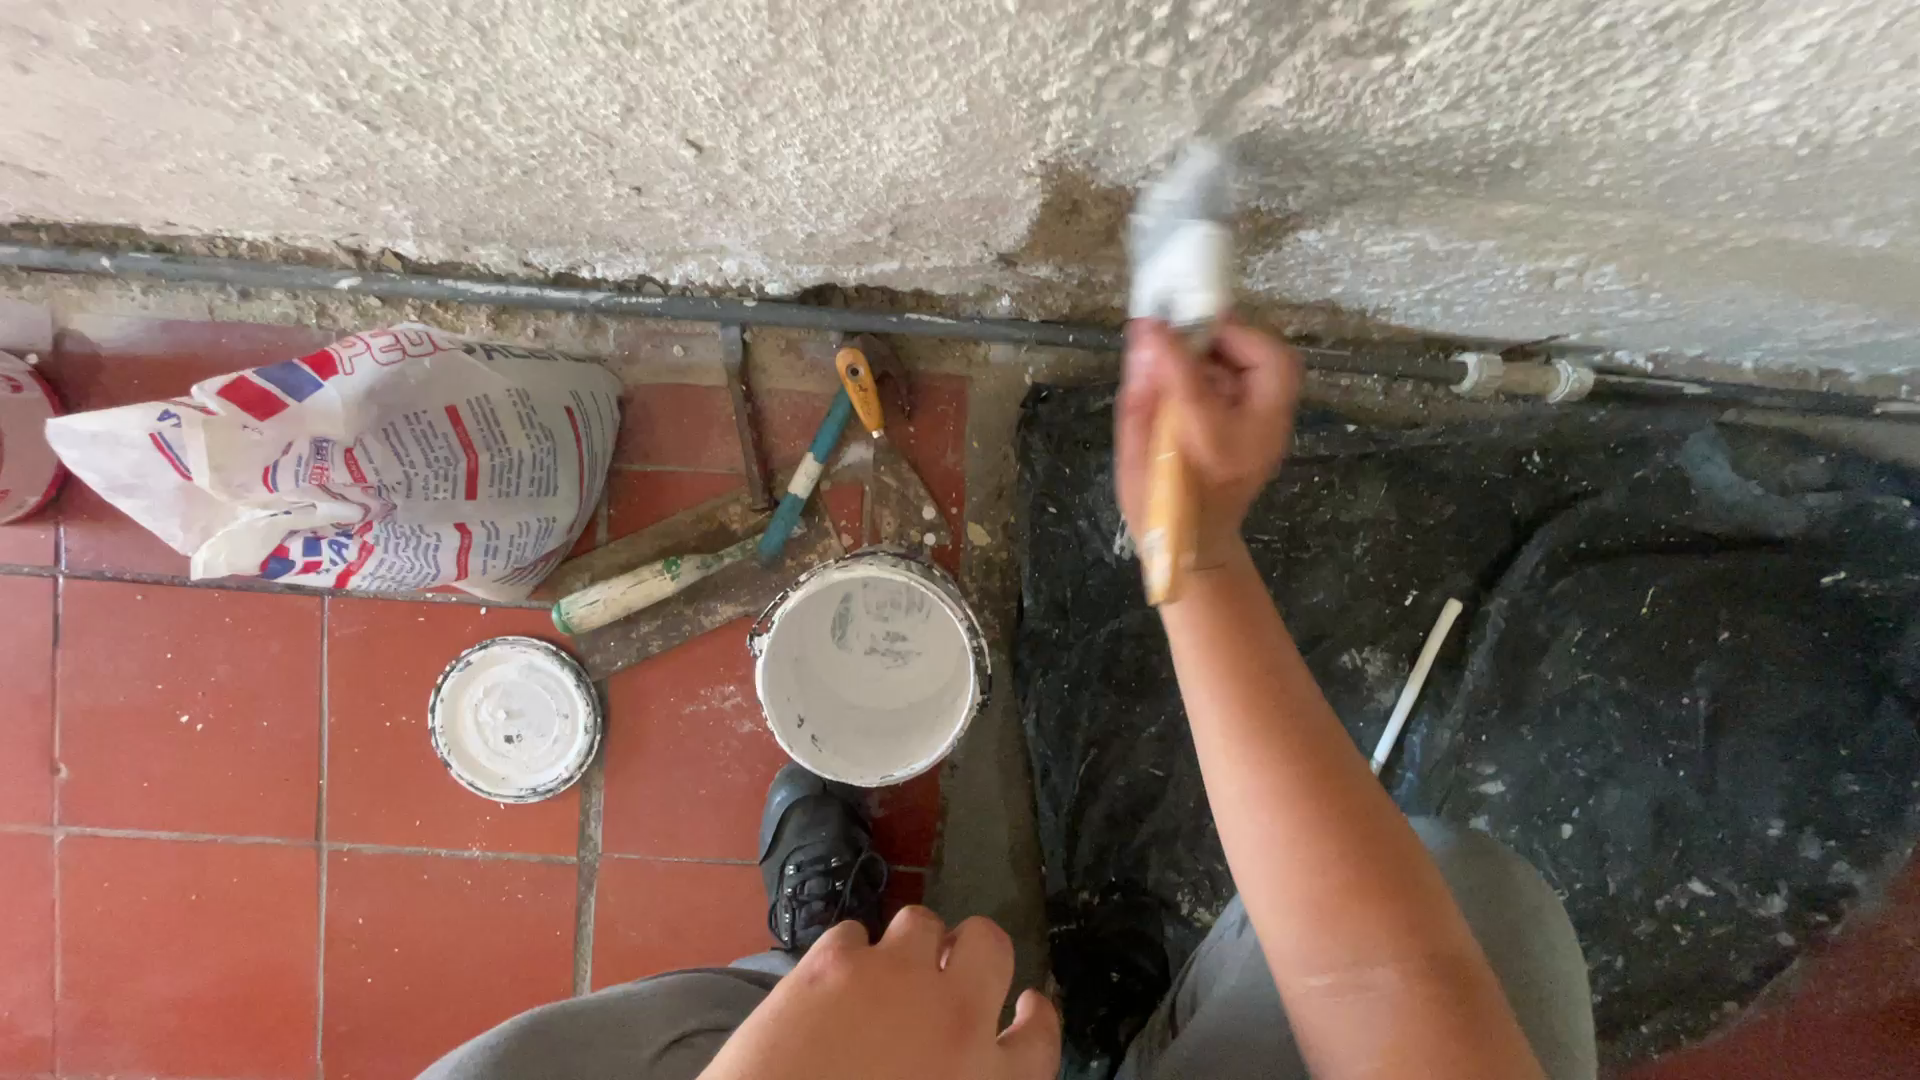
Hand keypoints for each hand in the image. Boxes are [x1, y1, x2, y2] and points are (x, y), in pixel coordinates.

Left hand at [699, 907, 1059, 1079]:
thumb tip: (959, 1068)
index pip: (1039, 1037)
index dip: (1035, 1015)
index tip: (1026, 1004)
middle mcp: (953, 1017)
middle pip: (990, 944)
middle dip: (975, 951)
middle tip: (950, 971)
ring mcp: (893, 979)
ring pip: (922, 921)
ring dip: (912, 945)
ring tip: (889, 973)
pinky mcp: (833, 961)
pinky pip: (855, 931)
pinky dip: (848, 956)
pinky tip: (830, 986)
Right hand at [1115, 316, 1302, 565]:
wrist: (1196, 548)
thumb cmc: (1160, 507)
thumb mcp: (1133, 455)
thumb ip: (1139, 396)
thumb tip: (1143, 339)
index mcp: (1213, 450)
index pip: (1196, 384)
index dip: (1174, 346)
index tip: (1154, 323)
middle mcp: (1257, 438)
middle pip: (1271, 362)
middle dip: (1230, 335)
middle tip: (1189, 329)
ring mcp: (1275, 434)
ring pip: (1274, 366)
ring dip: (1232, 349)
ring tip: (1190, 351)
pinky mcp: (1274, 429)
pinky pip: (1267, 381)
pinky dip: (1236, 366)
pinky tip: (1202, 376)